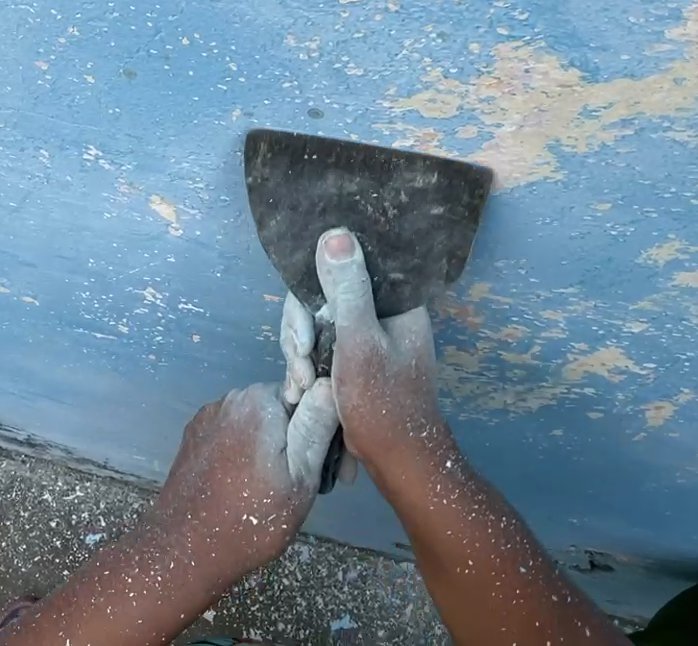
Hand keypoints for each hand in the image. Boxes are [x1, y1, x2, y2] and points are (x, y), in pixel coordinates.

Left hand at [142, 380, 338, 587]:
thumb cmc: (251, 518)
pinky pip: (232, 432)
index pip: (307, 396)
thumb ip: (315, 426)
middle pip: (281, 408)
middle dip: (299, 439)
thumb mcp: (300, 477)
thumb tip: (329, 383)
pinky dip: (244, 450)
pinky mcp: (195, 433)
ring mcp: (210, 415)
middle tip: (306, 485)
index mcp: (260, 400)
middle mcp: (232, 397)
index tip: (337, 470)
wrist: (184, 546)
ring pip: (256, 422)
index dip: (325, 430)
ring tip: (273, 490)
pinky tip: (245, 484)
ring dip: (271, 446)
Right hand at [288, 227, 455, 492]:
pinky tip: (299, 390)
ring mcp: (366, 336)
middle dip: (301, 335)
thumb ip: (347, 289)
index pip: (343, 270)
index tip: (305, 334)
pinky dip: (305, 366)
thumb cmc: (384, 403)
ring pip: (314, 325)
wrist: (398, 464)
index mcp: (395, 302)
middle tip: (302, 369)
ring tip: (301, 388)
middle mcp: (382, 312)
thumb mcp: (359, 341)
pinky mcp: (354, 357)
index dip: (312, 296)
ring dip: (300, 356)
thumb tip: (336, 233)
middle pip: (321, 299)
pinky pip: (318, 346)